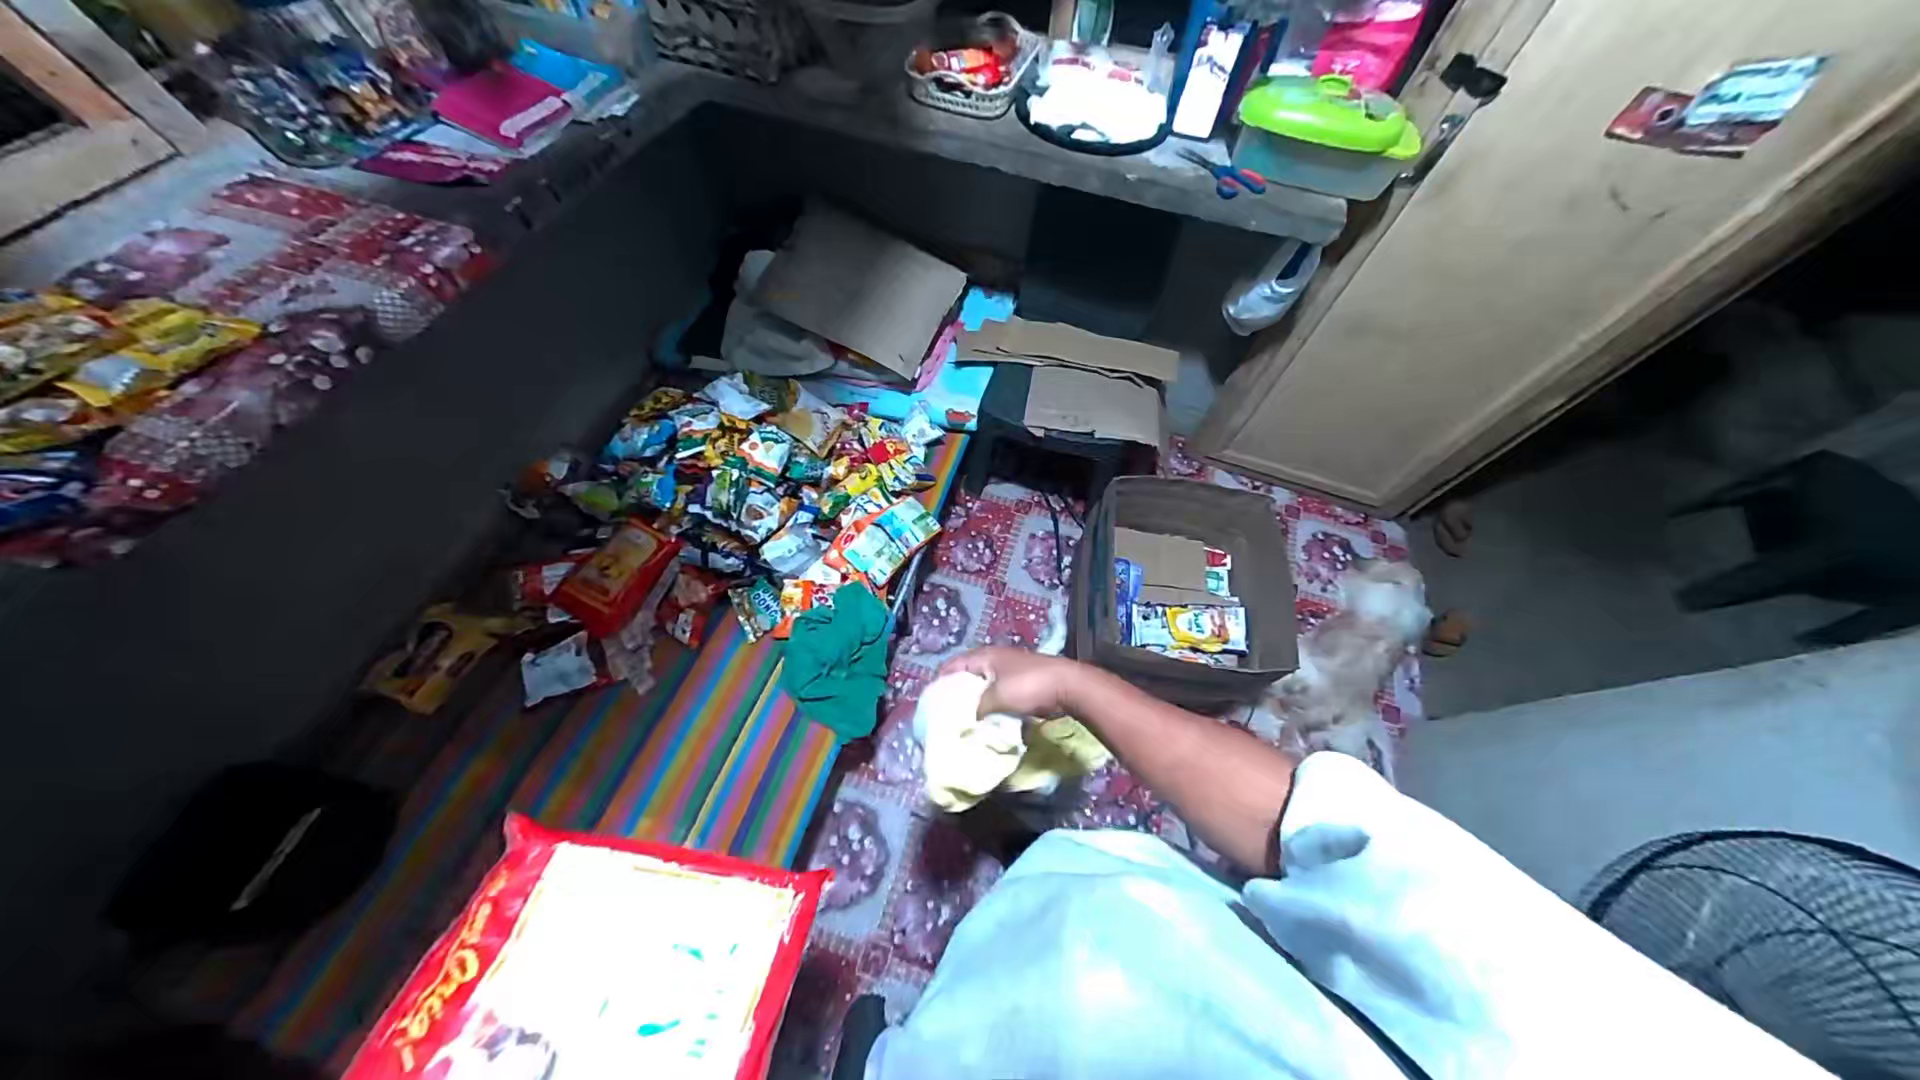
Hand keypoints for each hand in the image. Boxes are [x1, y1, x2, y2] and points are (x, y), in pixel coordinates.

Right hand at [938, 647, 1091, 718]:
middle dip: (957, 691)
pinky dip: (991, 705)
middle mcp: (995, 660)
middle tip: (946, 712)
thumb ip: (978, 707)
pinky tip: (987, 719)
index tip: (931, 700)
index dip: (941, 680)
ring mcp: (1009, 671)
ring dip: (975, 700)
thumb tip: (968, 719)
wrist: (1068, 686)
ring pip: (984, 686)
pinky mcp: (1021, 684)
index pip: (953, 664)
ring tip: (964, 718)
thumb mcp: (997, 697)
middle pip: (967, 675)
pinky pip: (998, 694)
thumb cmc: (1029, 686)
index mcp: (985, 656)